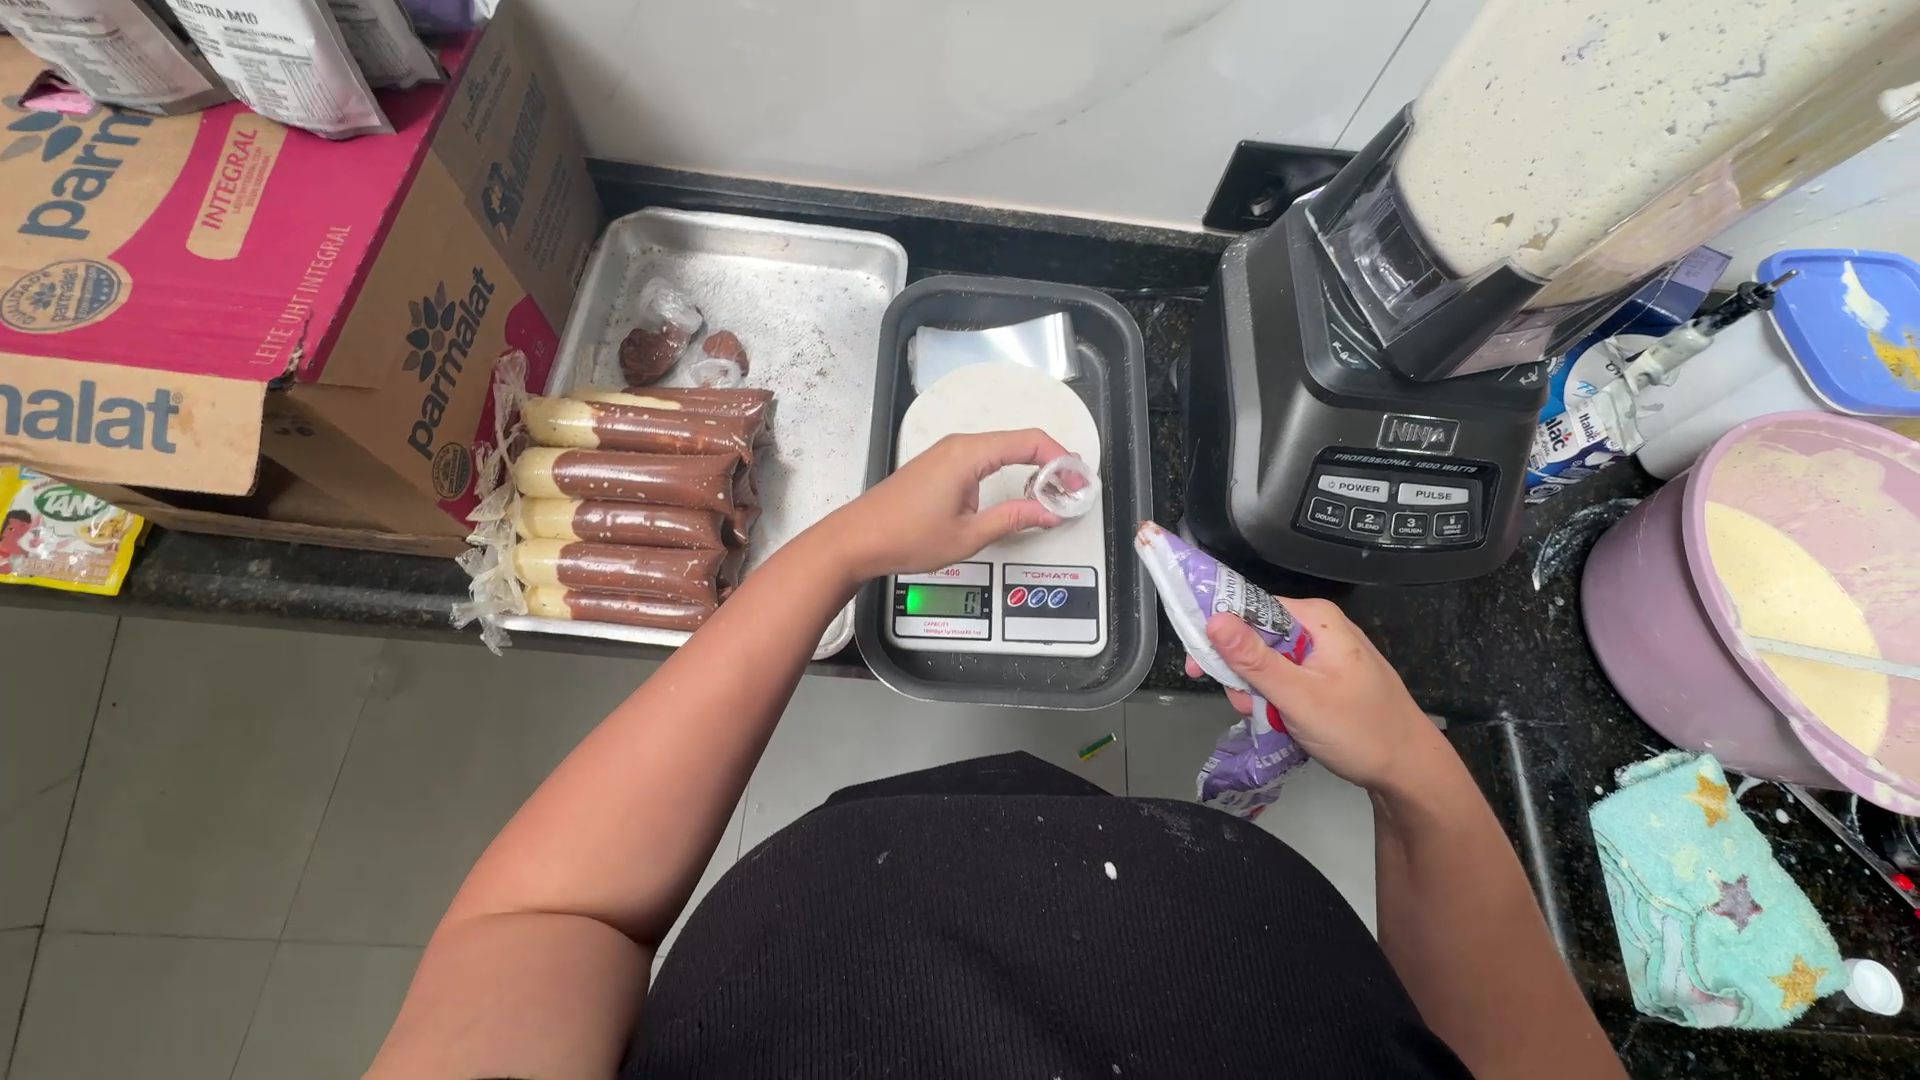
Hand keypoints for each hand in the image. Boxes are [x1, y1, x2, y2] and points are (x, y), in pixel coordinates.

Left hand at [821, 428, 1069, 581]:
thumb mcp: (968, 535)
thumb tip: (1049, 512)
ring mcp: (946, 454)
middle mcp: (958, 446)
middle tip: (1071, 490)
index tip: (1078, 482)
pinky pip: (984, 458)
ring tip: (1050, 494)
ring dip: (1029, 467)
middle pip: (1018, 442)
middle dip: (1050, 463)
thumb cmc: (905, 537)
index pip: (1029, 442)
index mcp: (968, 455)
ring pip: (1002, 449)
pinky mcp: (939, 466)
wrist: (857, 539)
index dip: (1061, 460)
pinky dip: (1008, 470)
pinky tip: (1017, 492)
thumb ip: (1013, 519)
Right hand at [1185, 600, 1440, 791]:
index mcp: (1315, 618)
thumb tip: (1213, 619)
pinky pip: (1284, 675)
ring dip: (1256, 690)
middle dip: (1241, 672)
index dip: (1219, 633)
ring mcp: (1323, 651)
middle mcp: (1318, 626)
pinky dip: (1274, 697)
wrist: (1413, 773)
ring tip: (1269, 719)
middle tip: (1243, 704)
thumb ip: (1254, 659)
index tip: (1199, 664)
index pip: (1249, 607)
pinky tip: (1279, 719)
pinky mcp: (1325, 674)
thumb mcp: (1298, 697)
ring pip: (1266, 660)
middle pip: (1255, 635)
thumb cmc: (1360, 732)